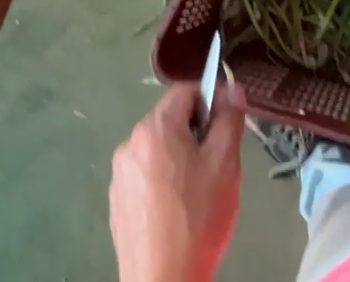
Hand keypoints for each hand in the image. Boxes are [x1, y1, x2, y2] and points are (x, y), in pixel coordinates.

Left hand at [109, 81, 245, 281]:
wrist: (163, 281)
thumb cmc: (199, 217)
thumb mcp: (225, 162)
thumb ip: (230, 118)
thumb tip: (233, 88)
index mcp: (155, 128)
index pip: (186, 91)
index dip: (212, 100)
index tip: (228, 124)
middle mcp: (130, 144)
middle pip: (171, 120)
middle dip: (197, 132)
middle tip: (218, 163)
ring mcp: (119, 175)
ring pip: (159, 149)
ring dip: (180, 157)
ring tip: (199, 191)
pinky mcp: (117, 202)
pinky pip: (146, 176)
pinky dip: (164, 182)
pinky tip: (178, 211)